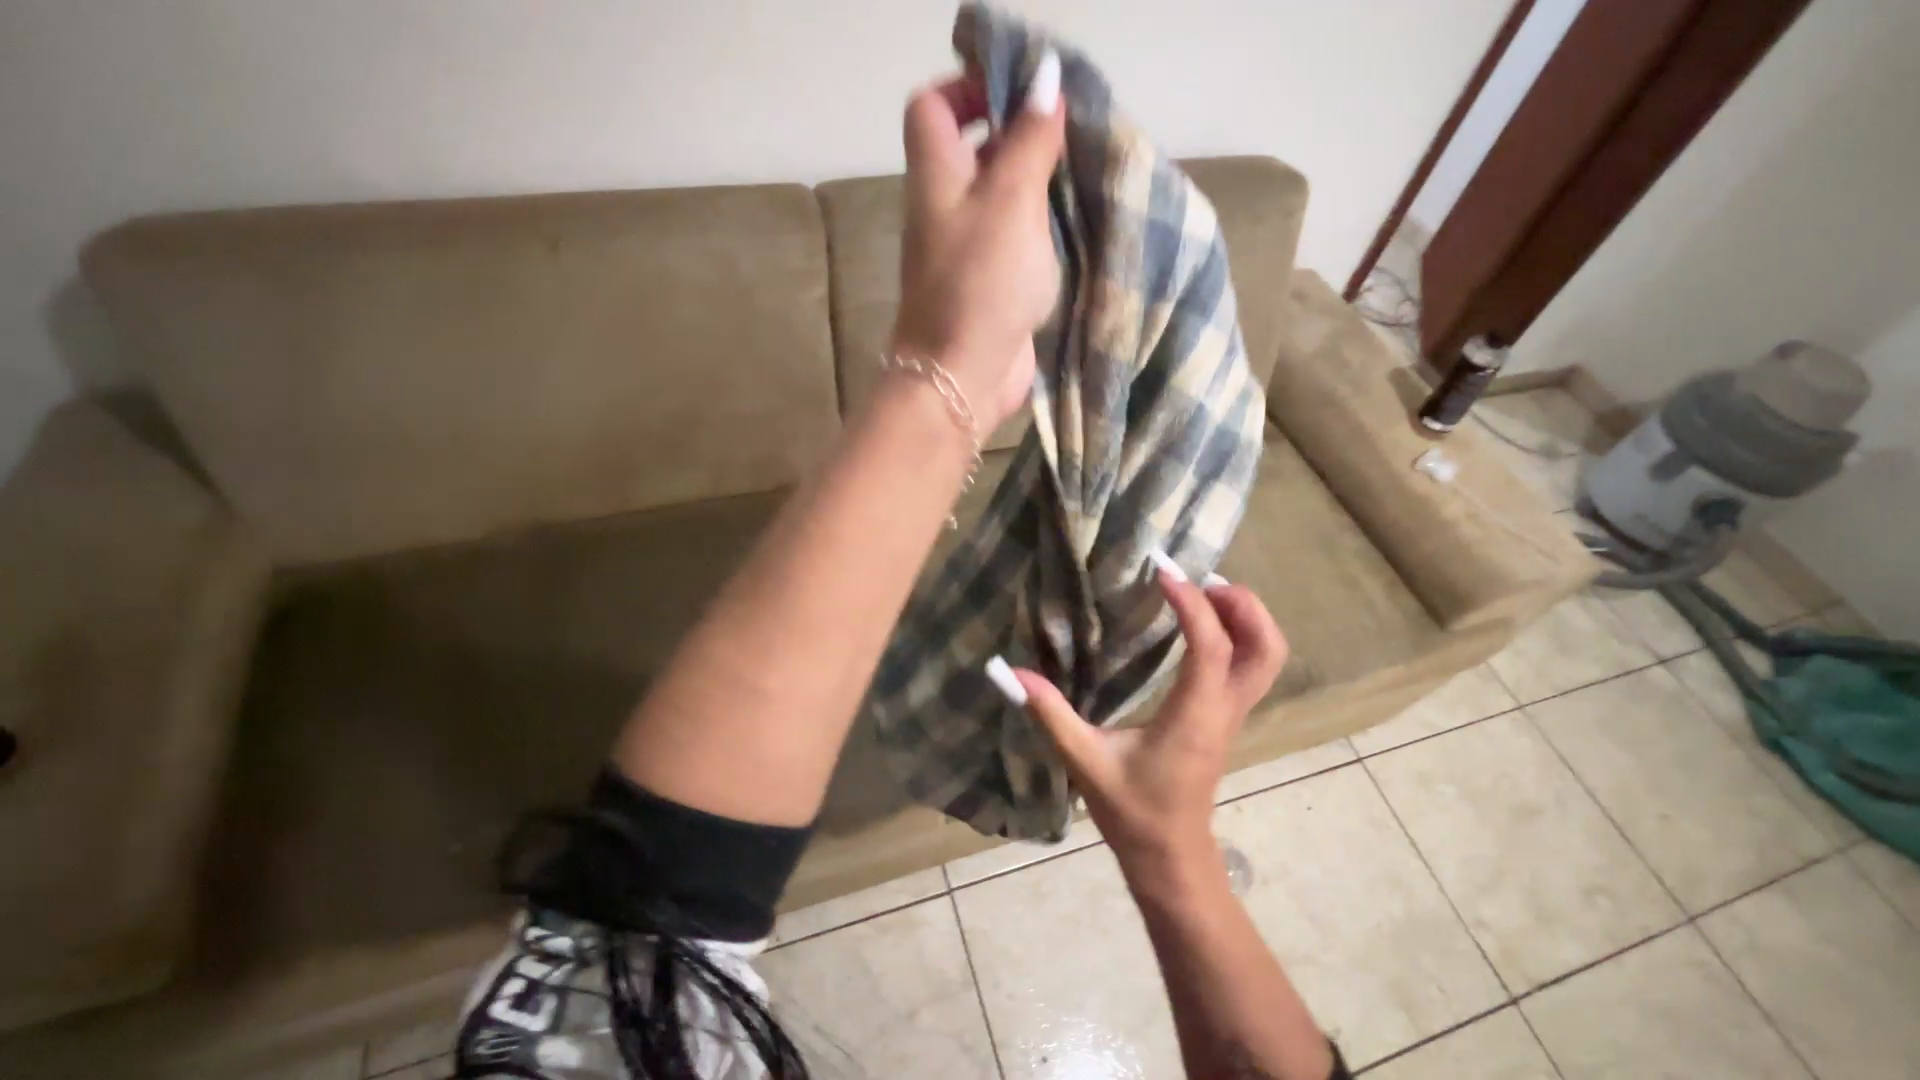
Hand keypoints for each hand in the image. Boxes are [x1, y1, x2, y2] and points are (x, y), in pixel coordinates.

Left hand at [893, 50, 1065, 430]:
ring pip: (999, 194)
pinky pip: (1015, 236)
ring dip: (1037, 180)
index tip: (1022, 94)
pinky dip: (1041, 224)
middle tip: (1070, 130)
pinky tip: (1078, 220)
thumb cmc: (980, 284)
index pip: (933, 107)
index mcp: (936, 175)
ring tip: (1084, 168)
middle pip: (973, 148)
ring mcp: (966, 247)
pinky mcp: (990, 282)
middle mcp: (945, 206)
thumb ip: (1028, 140)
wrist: (961, 378)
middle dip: (1019, 132)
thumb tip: (1043, 77)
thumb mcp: (1011, 200)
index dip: (969, 88)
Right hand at [1011, 570, 1288, 880]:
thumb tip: (1009, 672)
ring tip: (1202, 594)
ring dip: (1246, 618)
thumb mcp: (1084, 761)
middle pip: (1265, 647)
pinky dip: (1240, 635)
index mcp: (1194, 716)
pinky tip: (1201, 624)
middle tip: (1197, 581)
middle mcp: (1224, 710)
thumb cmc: (1131, 811)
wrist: (1169, 854)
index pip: (1211, 647)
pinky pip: (1252, 667)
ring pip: (1267, 656)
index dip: (1193, 605)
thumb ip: (1050, 715)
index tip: (1163, 572)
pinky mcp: (1228, 718)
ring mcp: (1233, 715)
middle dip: (1242, 605)